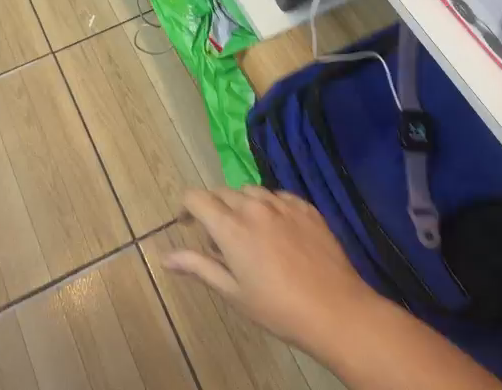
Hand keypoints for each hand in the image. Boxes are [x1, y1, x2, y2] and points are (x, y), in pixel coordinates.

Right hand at [162, 187, 379, 351]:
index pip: (196, 198)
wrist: (336, 310)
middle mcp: (253, 206)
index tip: (187, 225)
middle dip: (213, 209)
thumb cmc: (278, 308)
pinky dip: (269, 207)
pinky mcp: (306, 206)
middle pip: (221, 193)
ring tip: (250, 234)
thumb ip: (199, 267)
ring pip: (250, 191)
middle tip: (220, 240)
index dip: (185, 207)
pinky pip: (278, 196)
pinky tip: (278, 231)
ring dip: (241, 206)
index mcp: (230, 227)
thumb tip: (165, 257)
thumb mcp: (233, 292)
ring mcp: (282, 203)